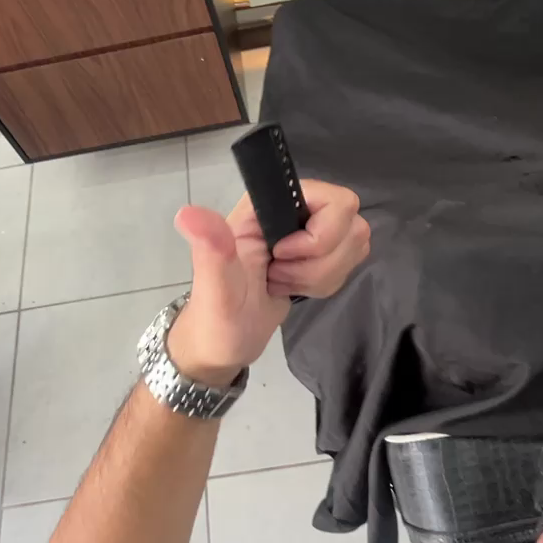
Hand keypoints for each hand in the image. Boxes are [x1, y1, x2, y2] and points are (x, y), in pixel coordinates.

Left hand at [167, 180, 368, 385]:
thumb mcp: (212, 286)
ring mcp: (309, 230)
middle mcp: (291, 209)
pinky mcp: (320, 253)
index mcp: (266, 204)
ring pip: (354, 241)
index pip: (330, 198)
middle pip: (348, 221)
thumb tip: (188, 215)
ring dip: (322, 274)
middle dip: (319, 261)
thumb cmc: (215, 315)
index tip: (282, 256)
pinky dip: (327, 283)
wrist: (224, 343)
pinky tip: (295, 288)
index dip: (318, 233)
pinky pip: (349, 261)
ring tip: (282, 283)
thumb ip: (210, 249)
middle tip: (278, 275)